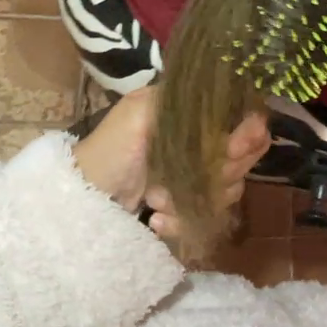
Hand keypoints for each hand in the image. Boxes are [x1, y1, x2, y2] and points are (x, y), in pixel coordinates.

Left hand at [72, 88, 270, 239]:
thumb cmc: (110, 148)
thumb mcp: (142, 114)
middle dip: (221, 170)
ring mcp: (197, 172)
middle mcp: (203, 139)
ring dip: (197, 196)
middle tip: (193, 175)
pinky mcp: (188, 203)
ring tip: (156, 200)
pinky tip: (156, 219)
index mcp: (195, 110)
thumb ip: (188, 107)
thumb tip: (232, 106)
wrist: (78, 198)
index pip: (246, 118)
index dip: (248, 135)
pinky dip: (183, 220)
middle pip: (245, 155)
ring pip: (231, 187)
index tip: (231, 149)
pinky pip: (208, 214)